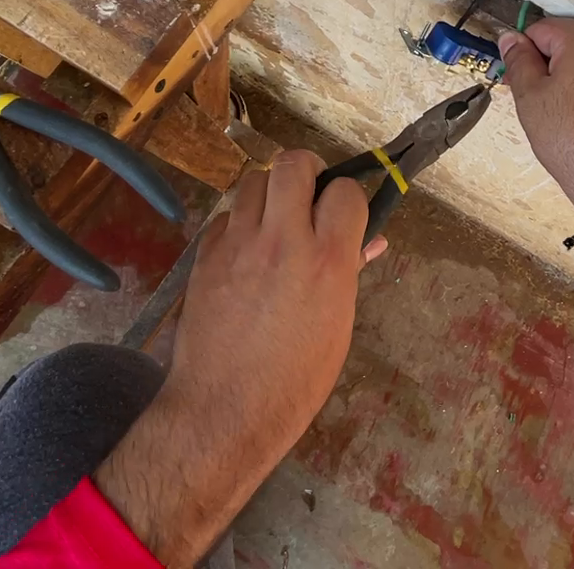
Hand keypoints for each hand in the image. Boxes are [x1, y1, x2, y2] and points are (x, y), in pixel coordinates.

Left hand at [93, 151, 385, 563]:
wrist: (223, 412)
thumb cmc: (297, 378)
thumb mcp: (338, 324)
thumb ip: (349, 270)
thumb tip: (368, 241)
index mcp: (327, 259)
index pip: (345, 189)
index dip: (347, 198)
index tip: (344, 215)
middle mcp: (283, 239)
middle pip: (293, 162)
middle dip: (307, 172)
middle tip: (308, 198)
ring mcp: (238, 244)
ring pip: (253, 180)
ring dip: (269, 194)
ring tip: (274, 223)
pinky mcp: (205, 255)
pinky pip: (226, 218)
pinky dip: (240, 226)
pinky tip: (244, 254)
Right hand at [502, 19, 573, 358]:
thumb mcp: (532, 100)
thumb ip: (518, 61)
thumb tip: (510, 37)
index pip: (540, 28)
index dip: (524, 54)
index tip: (518, 85)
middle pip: (569, 41)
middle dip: (549, 65)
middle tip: (537, 104)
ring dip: (572, 79)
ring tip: (563, 119)